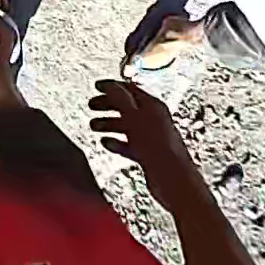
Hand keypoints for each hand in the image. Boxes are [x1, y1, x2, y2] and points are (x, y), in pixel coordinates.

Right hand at [89, 79, 197, 201]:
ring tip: (94, 126)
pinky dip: (116, 142)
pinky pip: (128, 144)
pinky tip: (107, 143)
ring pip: (125, 126)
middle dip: (107, 105)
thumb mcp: (134, 117)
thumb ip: (120, 99)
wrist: (172, 179)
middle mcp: (152, 120)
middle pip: (125, 107)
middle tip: (92, 105)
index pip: (129, 89)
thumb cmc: (158, 147)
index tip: (97, 86)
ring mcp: (150, 138)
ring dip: (108, 123)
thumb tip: (110, 85)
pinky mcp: (147, 154)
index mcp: (152, 106)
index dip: (111, 87)